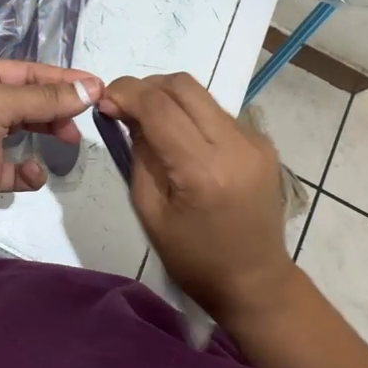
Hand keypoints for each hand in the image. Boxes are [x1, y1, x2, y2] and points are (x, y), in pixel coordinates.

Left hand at [0, 60, 102, 239]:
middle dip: (58, 106)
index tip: (98, 86)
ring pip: (26, 130)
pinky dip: (29, 171)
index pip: (27, 71)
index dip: (61, 77)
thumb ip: (44, 97)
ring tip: (69, 141)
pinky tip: (32, 173)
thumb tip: (91, 86)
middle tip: (85, 118)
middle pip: (29, 99)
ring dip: (49, 133)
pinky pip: (16, 168)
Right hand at [101, 73, 296, 322]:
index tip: (104, 100)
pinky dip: (191, 114)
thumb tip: (125, 113)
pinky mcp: (263, 143)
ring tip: (150, 122)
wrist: (256, 281)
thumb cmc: (194, 257)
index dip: (126, 93)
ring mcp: (255, 142)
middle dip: (146, 86)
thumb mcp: (151, 210)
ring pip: (201, 94)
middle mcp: (235, 146)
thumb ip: (138, 154)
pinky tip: (182, 139)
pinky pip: (218, 112)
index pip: (158, 107)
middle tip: (125, 107)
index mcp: (203, 171)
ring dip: (169, 98)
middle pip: (183, 86)